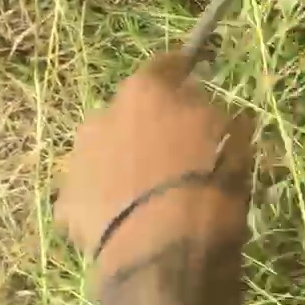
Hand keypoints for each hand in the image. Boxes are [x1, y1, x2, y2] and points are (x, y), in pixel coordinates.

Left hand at [56, 52, 254, 260]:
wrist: (164, 240)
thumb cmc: (211, 177)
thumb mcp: (237, 138)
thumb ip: (222, 116)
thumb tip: (221, 111)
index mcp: (147, 94)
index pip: (165, 65)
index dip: (184, 68)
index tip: (197, 71)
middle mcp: (102, 117)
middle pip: (130, 108)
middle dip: (152, 117)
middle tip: (182, 135)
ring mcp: (78, 159)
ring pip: (109, 147)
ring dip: (130, 153)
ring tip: (159, 176)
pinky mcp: (67, 198)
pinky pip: (96, 184)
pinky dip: (115, 188)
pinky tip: (139, 206)